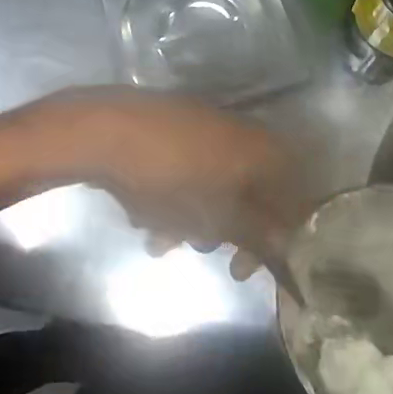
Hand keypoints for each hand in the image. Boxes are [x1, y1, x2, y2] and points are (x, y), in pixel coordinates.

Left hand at [22, 87, 296, 275]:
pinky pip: (187, 168)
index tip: (244, 267)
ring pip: (213, 183)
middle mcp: (241, 133)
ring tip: (163, 241)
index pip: (288, 195)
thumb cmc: (169, 180)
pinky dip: (174, 195)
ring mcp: (204, 126)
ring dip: (193, 217)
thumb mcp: (214, 217)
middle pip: (249, 191)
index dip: (273, 236)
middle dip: (226, 229)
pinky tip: (144, 216)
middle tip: (204, 252)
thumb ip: (255, 233)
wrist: (104, 131)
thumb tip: (283, 245)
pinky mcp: (172, 126)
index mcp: (262, 150)